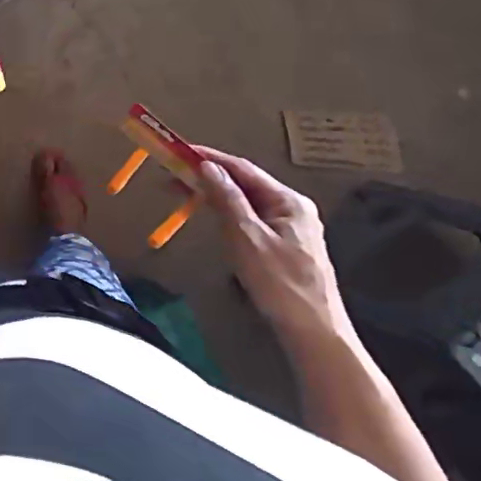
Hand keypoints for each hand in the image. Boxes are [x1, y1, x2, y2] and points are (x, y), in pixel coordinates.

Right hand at [194, 146, 349, 342]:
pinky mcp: (280, 241)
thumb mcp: (247, 236)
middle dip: (206, 174)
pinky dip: (221, 207)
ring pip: (243, 198)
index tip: (177, 150)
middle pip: (243, 182)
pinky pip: (246, 214)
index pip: (242, 169)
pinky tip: (204, 210)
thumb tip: (207, 167)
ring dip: (211, 191)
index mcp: (289, 202)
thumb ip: (227, 199)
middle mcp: (291, 207)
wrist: (311, 329)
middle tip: (169, 171)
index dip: (209, 157)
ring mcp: (287, 225)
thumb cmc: (278, 281)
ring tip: (179, 188)